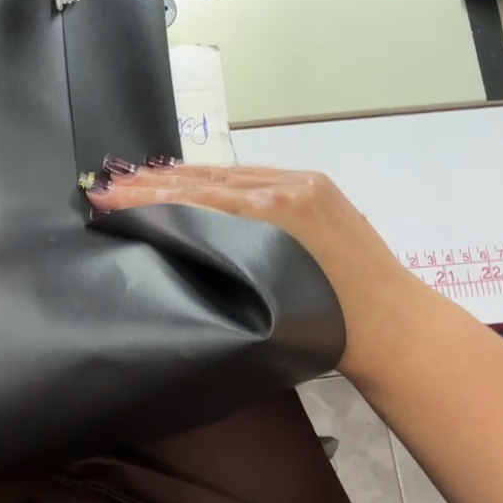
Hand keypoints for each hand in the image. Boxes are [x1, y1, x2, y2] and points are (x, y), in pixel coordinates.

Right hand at [86, 161, 434, 375]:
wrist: (395, 326)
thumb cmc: (329, 328)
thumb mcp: (267, 294)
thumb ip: (224, 255)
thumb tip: (177, 240)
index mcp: (275, 214)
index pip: (196, 200)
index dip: (147, 199)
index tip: (106, 198)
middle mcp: (287, 188)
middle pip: (205, 180)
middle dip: (152, 183)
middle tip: (108, 184)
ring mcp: (304, 183)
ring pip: (226, 174)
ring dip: (179, 177)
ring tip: (137, 177)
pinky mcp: (315, 185)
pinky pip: (252, 176)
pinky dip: (214, 178)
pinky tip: (191, 178)